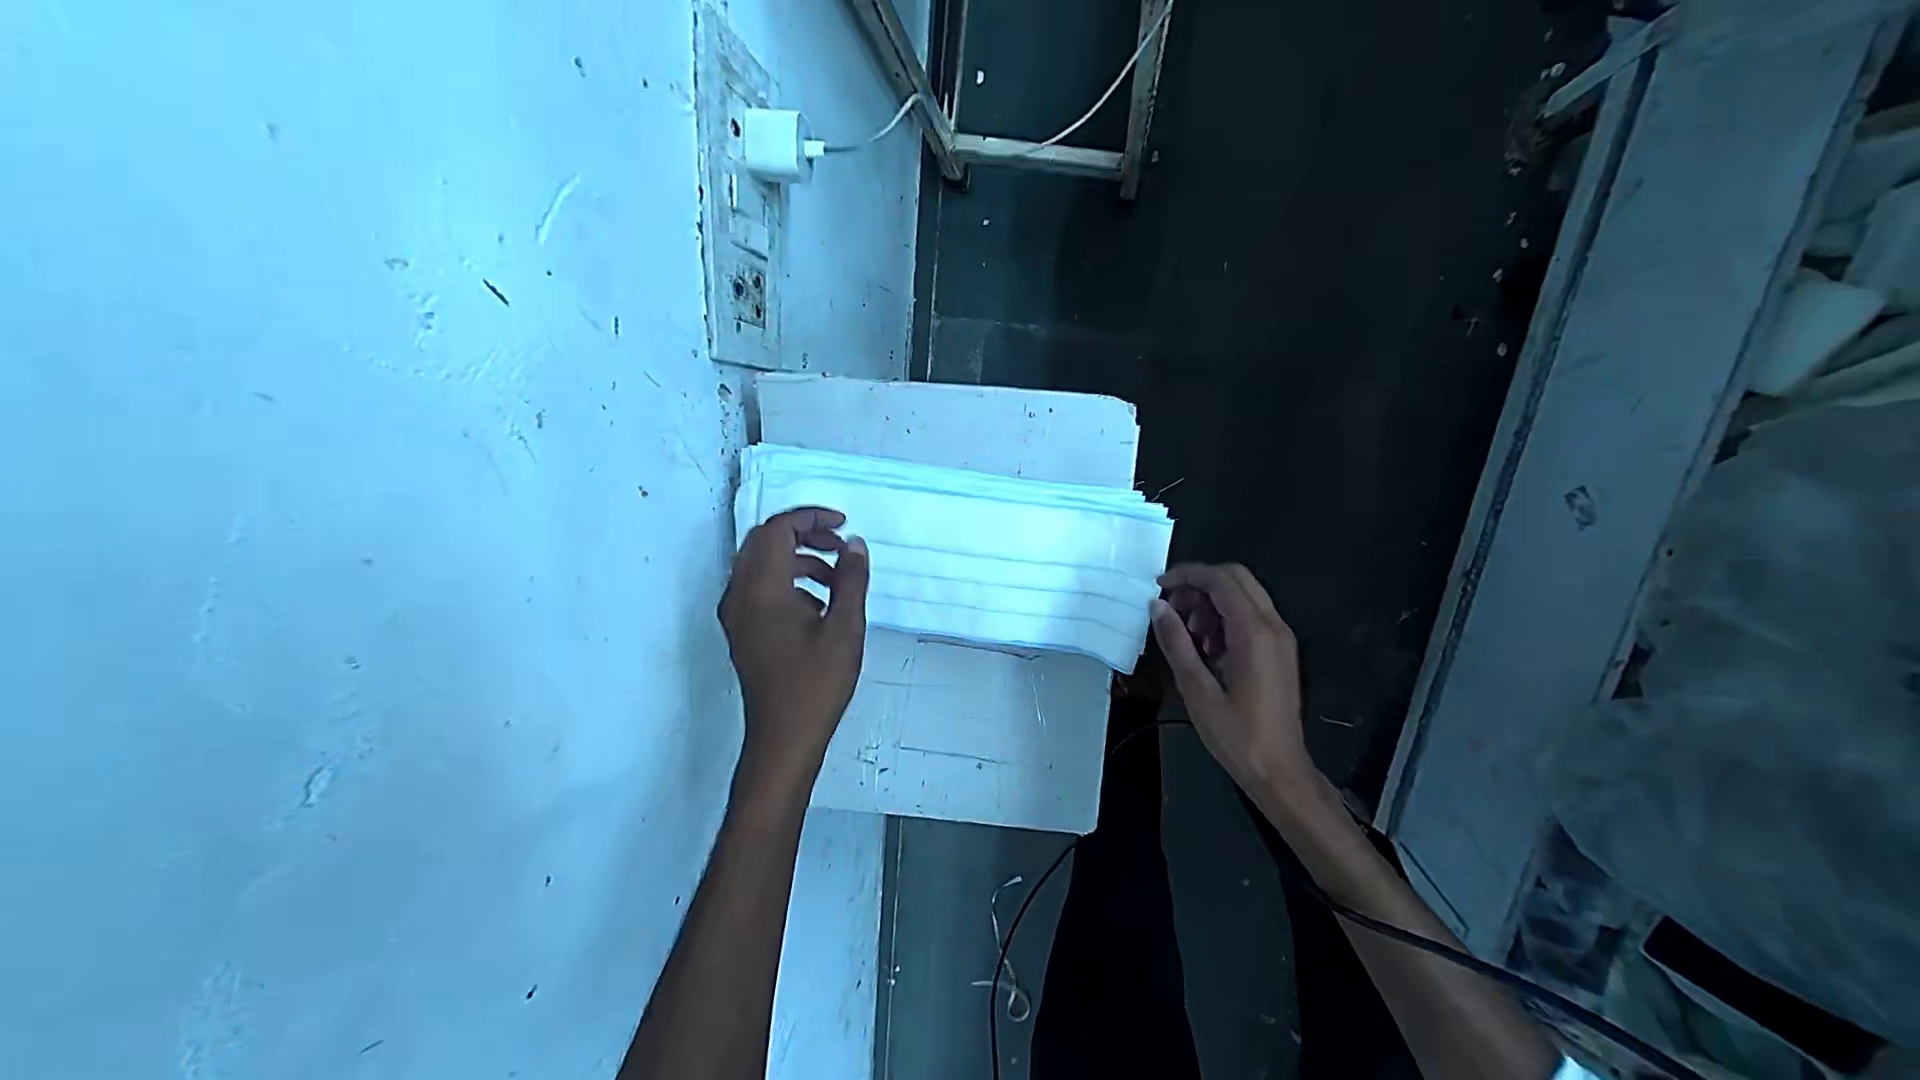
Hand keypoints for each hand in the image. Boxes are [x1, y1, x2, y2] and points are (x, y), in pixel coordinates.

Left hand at [719, 506, 870, 788]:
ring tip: (836, 578)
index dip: (810, 518)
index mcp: (761, 590)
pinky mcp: (741, 630)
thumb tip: (854, 545)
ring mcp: (736, 614)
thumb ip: (851, 579)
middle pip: (763, 541)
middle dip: (803, 534)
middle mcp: (739, 595)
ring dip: (797, 558)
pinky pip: (758, 587)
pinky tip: (818, 605)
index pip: (777, 530)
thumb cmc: (815, 685)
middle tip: (839, 545)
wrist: (784, 737)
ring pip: (760, 564)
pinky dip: (787, 580)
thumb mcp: (845, 628)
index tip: (843, 524)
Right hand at [1150, 563, 1311, 797]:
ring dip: (1210, 601)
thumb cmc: (1236, 735)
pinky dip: (1224, 617)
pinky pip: (1250, 615)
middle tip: (1170, 608)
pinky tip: (1204, 646)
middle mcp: (1274, 627)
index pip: (1221, 580)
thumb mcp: (1196, 689)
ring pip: (1243, 594)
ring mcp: (1281, 638)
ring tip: (1184, 631)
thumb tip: (1156, 606)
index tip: (1158, 587)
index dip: (1187, 575)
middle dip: (1198, 584)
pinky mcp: (1279, 650)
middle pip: (1236, 578)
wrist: (1280, 771)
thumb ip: (1176, 642)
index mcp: (1255, 634)